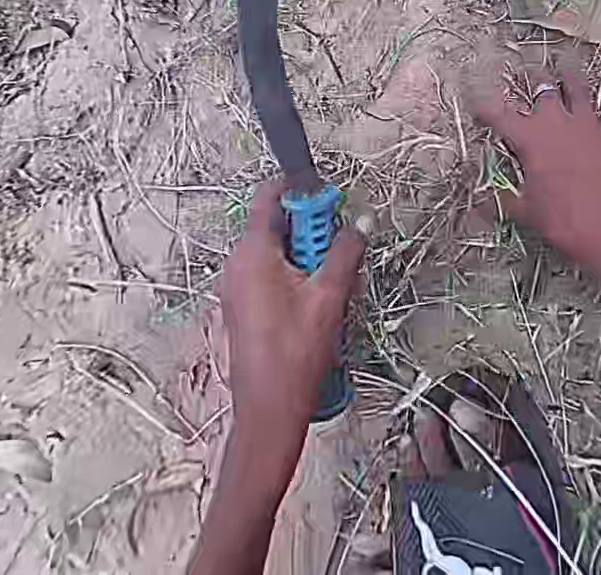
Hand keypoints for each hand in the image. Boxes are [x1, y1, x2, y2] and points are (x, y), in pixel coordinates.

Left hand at [222, 179, 367, 434]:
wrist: (270, 411)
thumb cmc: (294, 354)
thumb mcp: (329, 294)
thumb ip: (346, 250)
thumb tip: (361, 221)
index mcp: (252, 253)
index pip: (269, 197)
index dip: (301, 190)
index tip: (329, 200)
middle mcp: (239, 264)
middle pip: (277, 224)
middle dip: (312, 229)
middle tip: (339, 246)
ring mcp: (239, 285)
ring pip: (278, 249)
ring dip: (308, 254)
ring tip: (333, 278)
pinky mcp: (245, 303)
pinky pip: (271, 271)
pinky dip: (296, 272)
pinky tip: (319, 297)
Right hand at [470, 64, 600, 288]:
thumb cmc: (569, 221)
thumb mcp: (528, 213)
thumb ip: (506, 201)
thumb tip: (483, 206)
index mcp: (531, 138)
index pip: (499, 115)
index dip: (486, 108)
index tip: (479, 105)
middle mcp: (559, 124)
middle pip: (542, 89)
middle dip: (532, 81)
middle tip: (526, 74)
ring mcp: (589, 126)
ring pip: (579, 91)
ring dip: (570, 83)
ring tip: (566, 72)